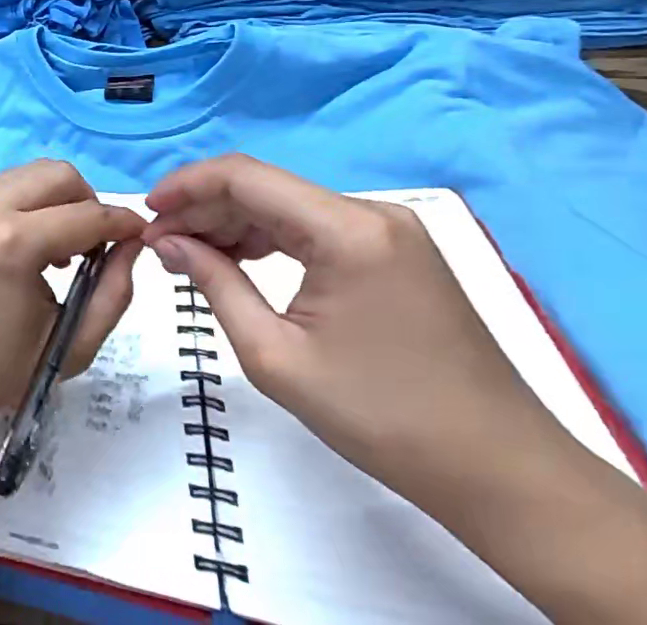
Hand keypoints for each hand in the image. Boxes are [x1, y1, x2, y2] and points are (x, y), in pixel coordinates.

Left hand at [0, 160, 145, 455]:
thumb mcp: (72, 342)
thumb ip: (114, 290)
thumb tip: (134, 243)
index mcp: (13, 242)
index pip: (87, 215)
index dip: (123, 224)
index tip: (144, 238)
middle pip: (59, 175)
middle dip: (91, 203)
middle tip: (98, 248)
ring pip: (32, 173)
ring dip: (61, 199)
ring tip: (66, 249)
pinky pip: (8, 186)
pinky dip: (34, 202)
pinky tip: (37, 246)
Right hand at [143, 155, 577, 514]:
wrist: (500, 471)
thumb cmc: (381, 417)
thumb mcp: (274, 354)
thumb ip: (214, 283)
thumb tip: (166, 242)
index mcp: (348, 230)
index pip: (244, 176)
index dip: (185, 186)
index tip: (146, 215)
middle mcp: (371, 214)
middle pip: (264, 187)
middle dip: (202, 209)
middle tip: (159, 246)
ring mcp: (387, 231)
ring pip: (285, 205)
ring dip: (230, 224)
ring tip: (187, 256)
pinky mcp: (394, 252)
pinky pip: (312, 228)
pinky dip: (266, 238)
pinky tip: (235, 261)